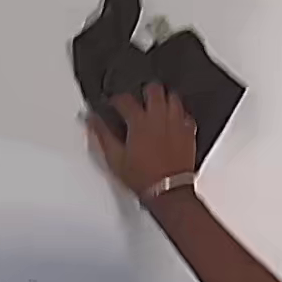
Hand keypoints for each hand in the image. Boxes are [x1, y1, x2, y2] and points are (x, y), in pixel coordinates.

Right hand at [86, 82, 197, 199]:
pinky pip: (186, 114)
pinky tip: (172, 120)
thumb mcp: (115, 158)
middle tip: (138, 99)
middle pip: (154, 89)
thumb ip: (102, 134)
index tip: (113, 102)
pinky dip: (178, 114)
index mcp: (140, 122)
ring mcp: (176, 123)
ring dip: (163, 98)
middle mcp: (160, 118)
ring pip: (173, 97)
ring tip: (156, 105)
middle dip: (144, 91)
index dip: (116, 99)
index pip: (125, 99)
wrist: (168, 191)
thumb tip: (92, 120)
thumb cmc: (144, 177)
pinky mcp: (189, 132)